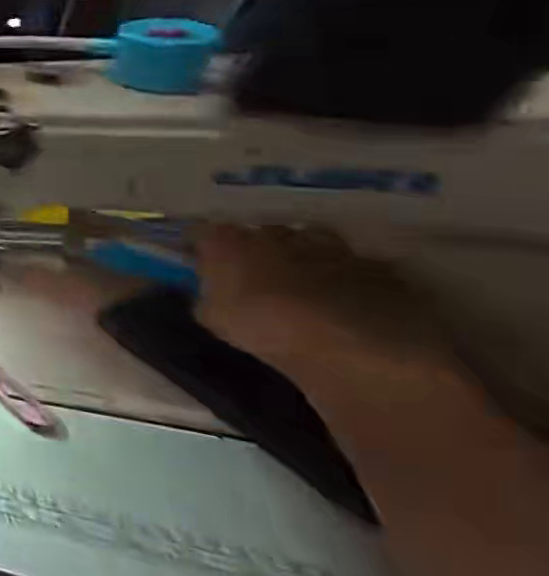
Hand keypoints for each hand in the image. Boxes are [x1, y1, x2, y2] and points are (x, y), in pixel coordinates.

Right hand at [194, 225, 444, 374]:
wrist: (356, 343)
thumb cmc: (265, 326)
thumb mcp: (215, 319)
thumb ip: (206, 297)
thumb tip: (207, 291)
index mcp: (226, 241)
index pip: (201, 233)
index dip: (201, 248)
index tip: (202, 265)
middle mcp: (272, 233)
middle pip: (258, 233)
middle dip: (256, 249)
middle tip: (257, 276)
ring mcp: (326, 246)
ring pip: (308, 243)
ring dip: (304, 258)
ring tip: (307, 286)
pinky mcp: (373, 266)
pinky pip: (352, 267)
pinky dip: (347, 278)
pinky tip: (348, 302)